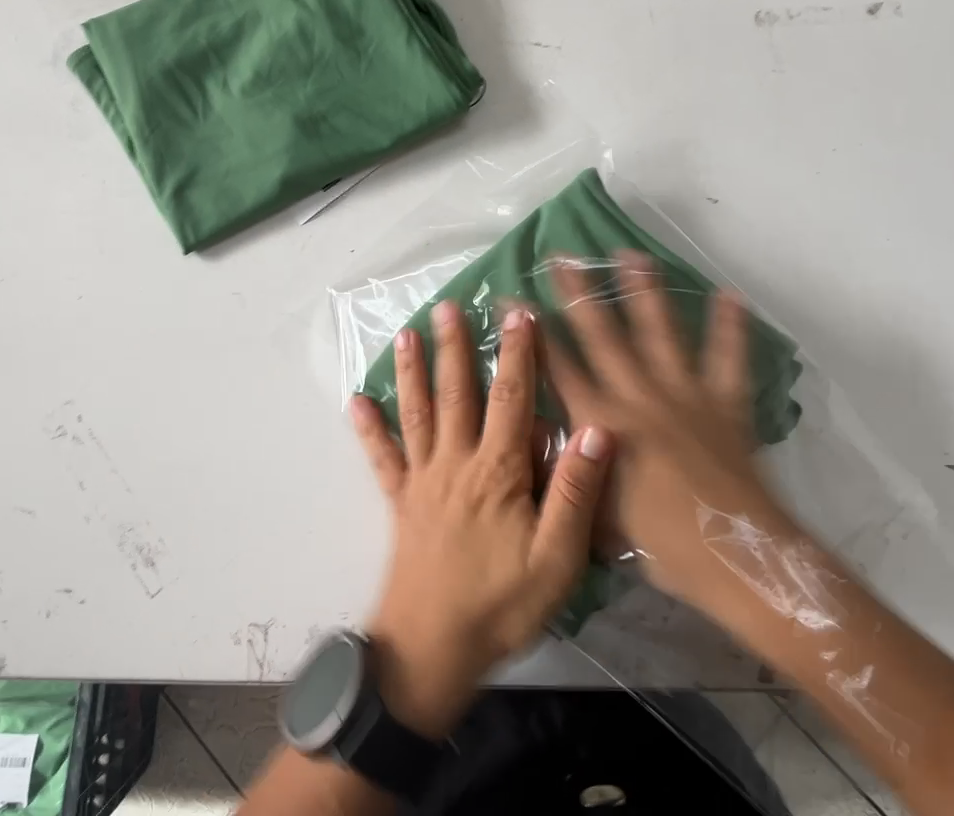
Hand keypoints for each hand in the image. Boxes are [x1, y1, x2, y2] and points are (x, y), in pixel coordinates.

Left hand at [349, 299, 613, 737]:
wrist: (431, 649)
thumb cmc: (500, 605)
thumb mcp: (556, 558)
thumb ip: (574, 493)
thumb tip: (596, 428)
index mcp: (498, 472)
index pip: (512, 399)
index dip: (517, 354)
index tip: (517, 312)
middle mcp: (456, 464)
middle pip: (457, 395)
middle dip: (455, 347)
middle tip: (447, 305)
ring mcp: (422, 482)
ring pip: (418, 414)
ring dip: (413, 372)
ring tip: (405, 334)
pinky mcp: (400, 503)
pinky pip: (382, 459)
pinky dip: (369, 428)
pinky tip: (357, 401)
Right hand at [544, 252, 795, 609]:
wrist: (729, 554)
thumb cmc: (655, 544)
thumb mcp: (590, 513)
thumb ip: (565, 473)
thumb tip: (539, 443)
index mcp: (599, 422)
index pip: (555, 366)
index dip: (529, 332)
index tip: (510, 299)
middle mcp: (637, 396)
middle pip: (601, 335)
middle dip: (578, 293)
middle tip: (562, 256)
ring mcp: (683, 394)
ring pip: (660, 332)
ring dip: (644, 291)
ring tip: (631, 255)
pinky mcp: (724, 404)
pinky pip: (728, 358)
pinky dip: (730, 327)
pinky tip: (730, 294)